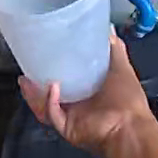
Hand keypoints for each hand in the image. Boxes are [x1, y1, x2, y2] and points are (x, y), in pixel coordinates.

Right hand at [18, 30, 157, 157]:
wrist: (131, 127)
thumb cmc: (129, 102)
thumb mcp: (121, 67)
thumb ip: (114, 48)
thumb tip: (109, 29)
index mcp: (89, 93)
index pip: (65, 81)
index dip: (53, 70)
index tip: (43, 56)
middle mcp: (78, 106)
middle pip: (49, 95)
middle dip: (35, 85)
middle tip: (26, 72)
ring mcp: (71, 118)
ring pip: (44, 106)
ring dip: (34, 94)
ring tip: (26, 81)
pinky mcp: (68, 127)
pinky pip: (52, 115)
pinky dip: (49, 102)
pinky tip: (52, 88)